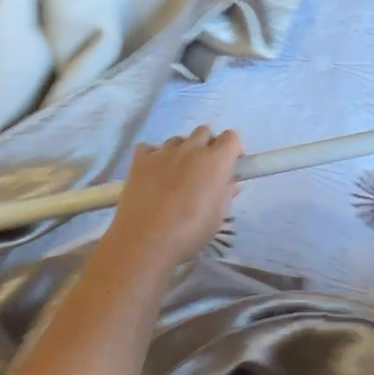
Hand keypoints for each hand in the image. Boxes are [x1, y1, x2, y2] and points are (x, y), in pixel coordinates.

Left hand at [105, 127, 242, 271]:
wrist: (144, 242)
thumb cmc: (188, 233)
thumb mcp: (216, 219)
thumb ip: (225, 196)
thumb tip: (229, 184)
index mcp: (215, 162)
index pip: (231, 137)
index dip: (233, 149)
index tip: (230, 165)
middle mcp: (191, 149)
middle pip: (204, 132)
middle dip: (207, 146)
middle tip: (204, 170)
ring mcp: (163, 152)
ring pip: (178, 140)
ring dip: (182, 152)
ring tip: (176, 175)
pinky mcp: (141, 159)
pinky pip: (150, 148)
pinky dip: (154, 157)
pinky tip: (153, 175)